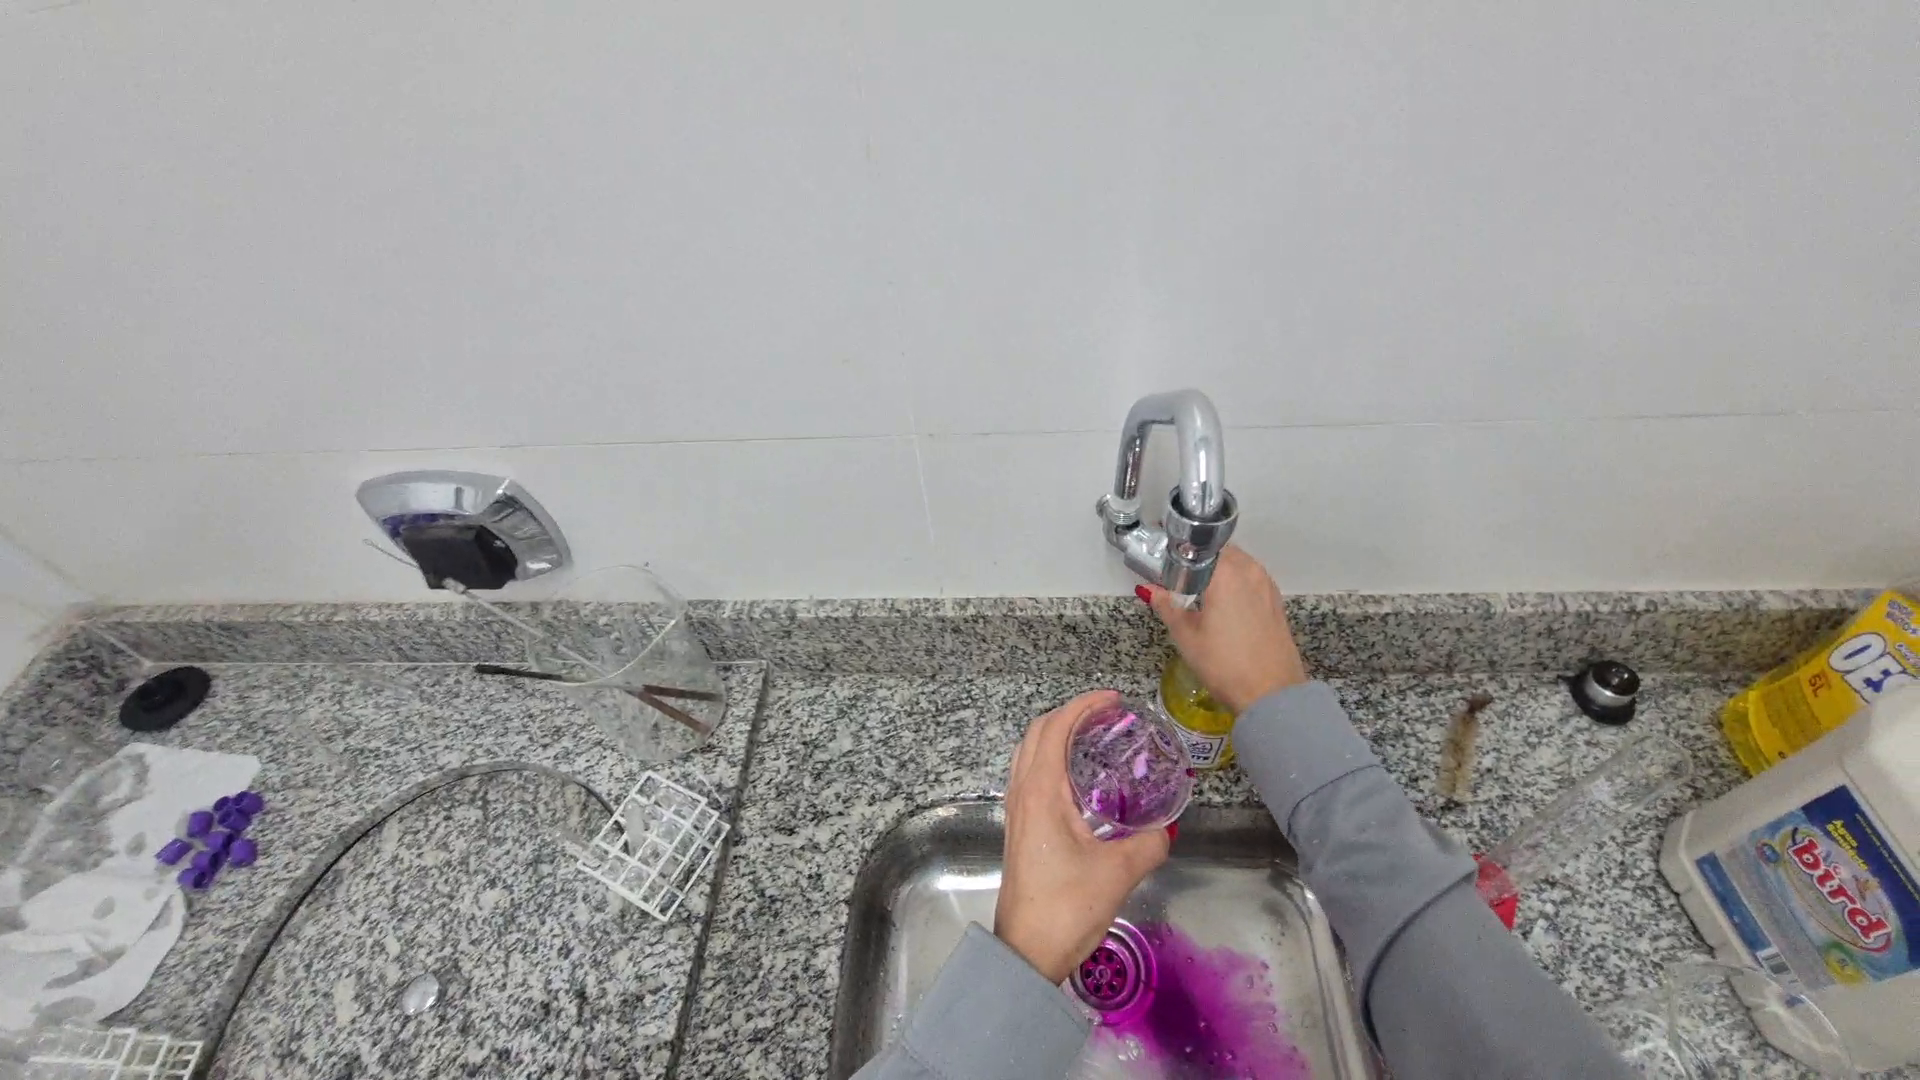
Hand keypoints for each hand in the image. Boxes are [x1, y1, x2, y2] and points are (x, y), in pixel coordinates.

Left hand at [994, 690, 1170, 984]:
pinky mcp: (1019, 825)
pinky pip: (1029, 773)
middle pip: (1037, 732)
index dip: (1082, 706)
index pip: (1055, 728)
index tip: (1112, 699)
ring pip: (1029, 751)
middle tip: (1106, 714)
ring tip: (1092, 736)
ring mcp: (1016, 808)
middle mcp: (1022, 791)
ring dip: (1056, 733)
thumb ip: (1149, 844)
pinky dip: (1050, 757)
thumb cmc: (1067, 906)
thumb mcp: (1119, 873)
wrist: (1027, 950)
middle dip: (1069, 714)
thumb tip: (1167, 829)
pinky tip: (1078, 776)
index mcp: (1041, 791)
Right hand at [1143, 546, 1308, 712]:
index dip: (1179, 554)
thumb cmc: (1224, 663)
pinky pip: (1251, 581)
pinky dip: (1236, 585)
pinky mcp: (1276, 602)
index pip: (1199, 549)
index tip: (1165, 565)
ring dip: (1220, 572)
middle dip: (1200, 562)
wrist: (1271, 694)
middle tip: (1180, 580)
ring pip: (1239, 565)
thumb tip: (1150, 590)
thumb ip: (1167, 606)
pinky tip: (1224, 607)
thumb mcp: (1186, 636)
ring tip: (1200, 593)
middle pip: (1221, 553)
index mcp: (1226, 574)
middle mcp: (1251, 572)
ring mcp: (1267, 586)